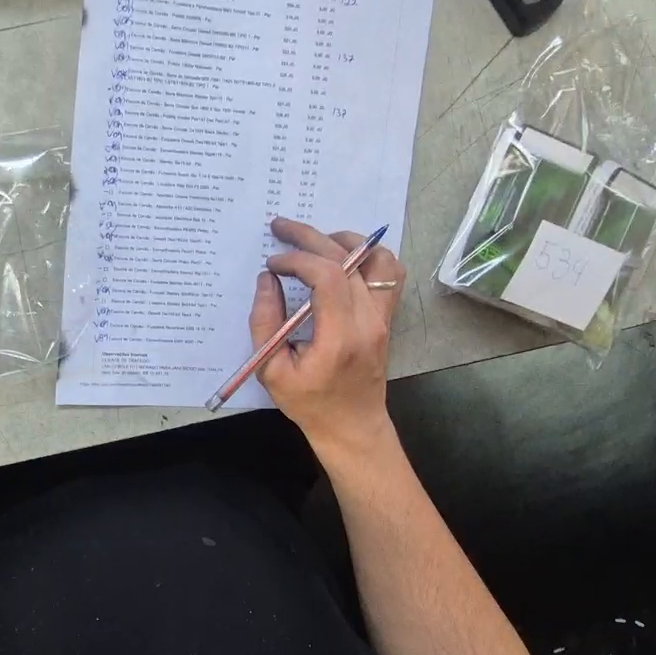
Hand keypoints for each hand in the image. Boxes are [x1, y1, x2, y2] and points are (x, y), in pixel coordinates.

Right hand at [249, 216, 404, 458]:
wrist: (352, 427)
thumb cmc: (309, 404)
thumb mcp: (272, 371)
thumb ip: (265, 323)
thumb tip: (267, 279)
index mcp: (340, 337)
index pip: (329, 276)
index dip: (298, 259)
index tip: (273, 263)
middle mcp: (368, 321)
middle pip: (348, 259)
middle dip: (311, 238)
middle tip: (281, 227)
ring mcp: (383, 318)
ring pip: (377, 259)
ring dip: (344, 241)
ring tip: (315, 240)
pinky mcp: (386, 318)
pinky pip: (390, 274)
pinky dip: (368, 256)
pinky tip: (342, 257)